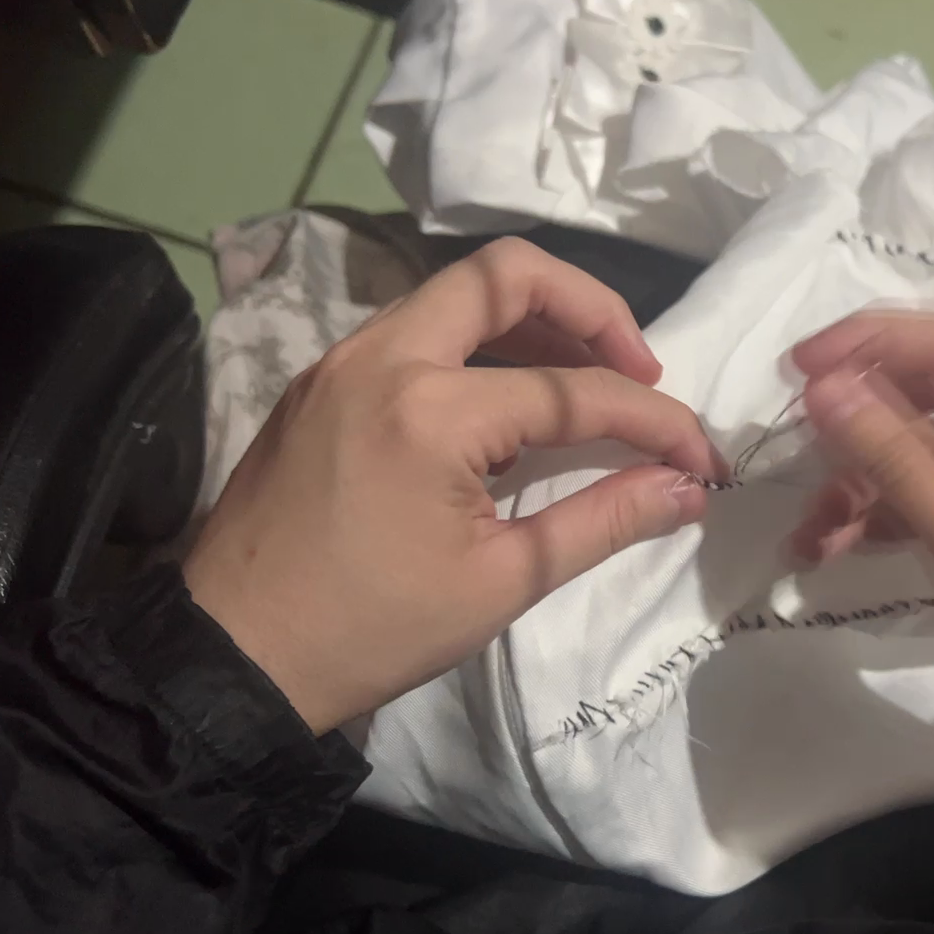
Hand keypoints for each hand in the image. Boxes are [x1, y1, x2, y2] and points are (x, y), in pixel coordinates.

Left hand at [183, 239, 726, 734]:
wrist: (232, 660)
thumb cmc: (374, 631)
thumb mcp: (504, 581)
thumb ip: (605, 521)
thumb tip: (687, 488)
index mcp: (431, 411)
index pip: (576, 392)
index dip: (656, 421)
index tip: (701, 456)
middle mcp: (383, 357)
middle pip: (507, 273)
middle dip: (594, 309)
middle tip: (639, 368)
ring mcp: (343, 361)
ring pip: (458, 294)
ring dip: (536, 321)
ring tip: (586, 380)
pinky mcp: (324, 382)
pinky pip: (419, 333)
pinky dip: (482, 349)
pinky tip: (508, 408)